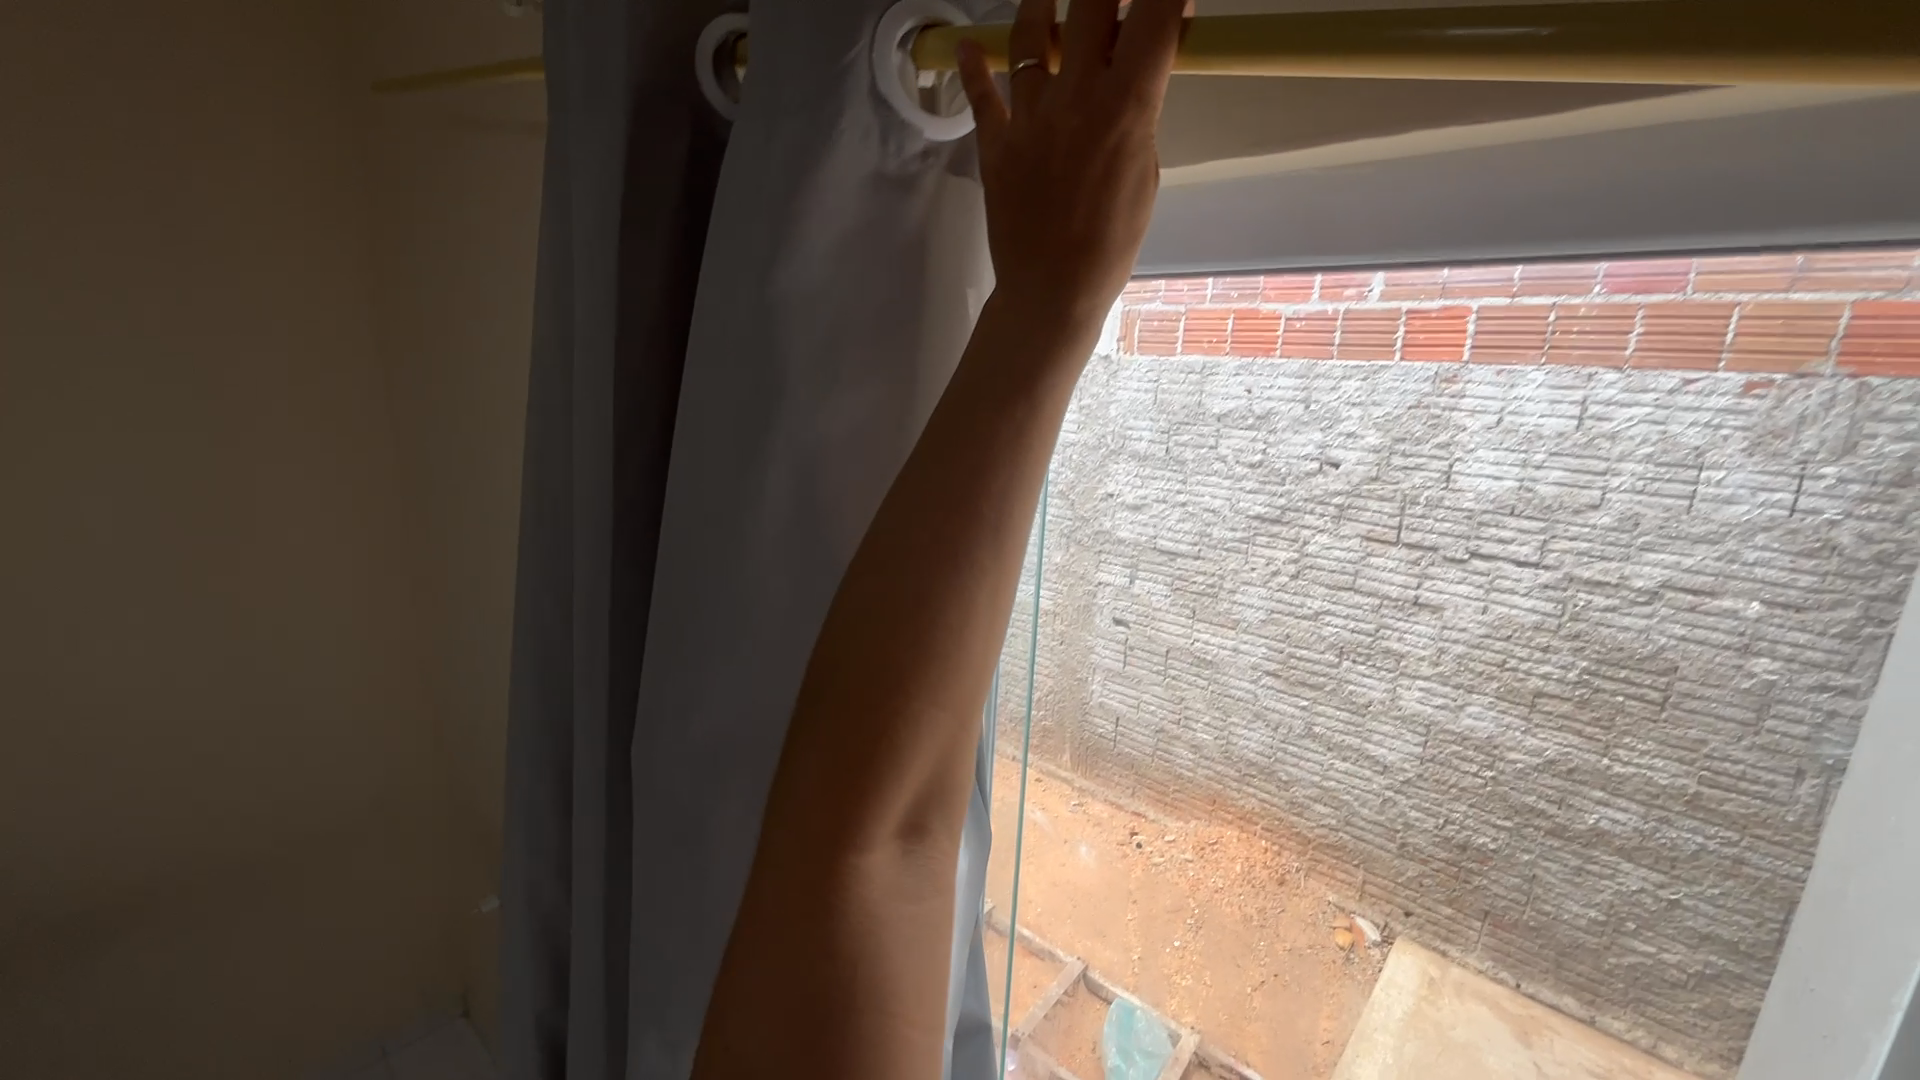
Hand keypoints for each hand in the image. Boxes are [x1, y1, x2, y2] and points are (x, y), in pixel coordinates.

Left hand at [957, 0, 1185, 331]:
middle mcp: (1076, 96)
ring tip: (1047, 2)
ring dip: (1041, 6)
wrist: (1052, 290)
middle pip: (1090, 2)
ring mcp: (1029, 117)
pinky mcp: (994, 143)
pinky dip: (976, 69)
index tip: (1172, 0)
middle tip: (1108, 3)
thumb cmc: (1111, 244)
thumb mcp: (1146, 176)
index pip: (1156, 17)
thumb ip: (1140, 118)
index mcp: (1126, 107)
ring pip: (1030, 34)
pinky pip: (982, 95)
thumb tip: (1136, 78)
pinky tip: (972, 49)